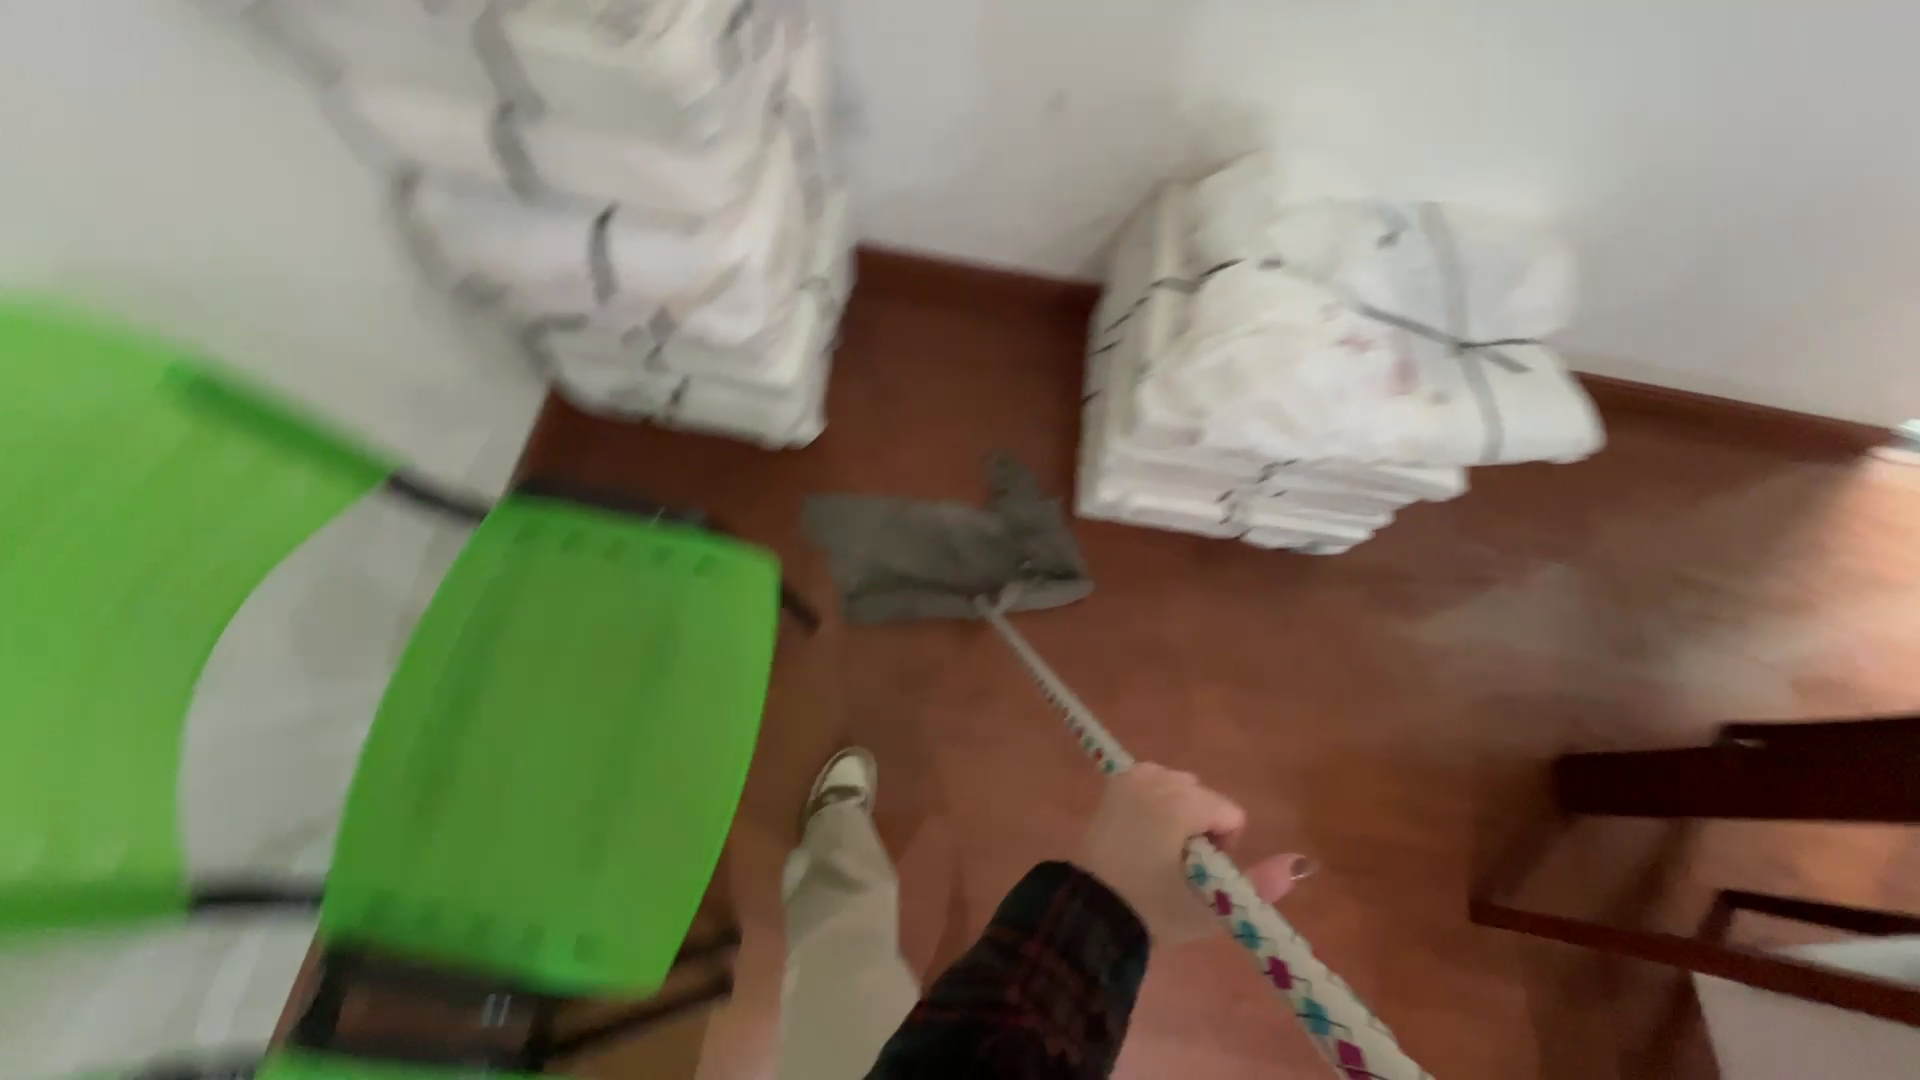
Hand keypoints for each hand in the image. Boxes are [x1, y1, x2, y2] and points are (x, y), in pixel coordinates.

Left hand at [1075, 763, 1311, 943]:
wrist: (1091, 910)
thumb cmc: (1154, 908)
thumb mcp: (1213, 905)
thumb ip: (1262, 883)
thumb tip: (1303, 863)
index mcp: (1184, 801)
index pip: (1230, 814)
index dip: (1223, 846)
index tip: (1199, 873)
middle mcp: (1158, 779)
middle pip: (1205, 797)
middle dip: (1201, 826)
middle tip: (1177, 865)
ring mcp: (1132, 778)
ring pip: (1179, 787)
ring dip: (1179, 812)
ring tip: (1158, 851)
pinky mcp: (1113, 785)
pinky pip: (1151, 781)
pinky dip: (1155, 801)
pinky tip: (1143, 831)